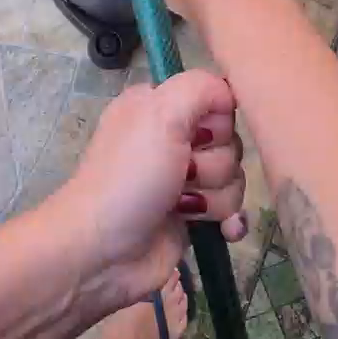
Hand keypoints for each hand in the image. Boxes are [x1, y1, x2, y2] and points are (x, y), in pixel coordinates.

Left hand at [42, 71, 248, 311]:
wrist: (105, 251)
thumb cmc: (130, 174)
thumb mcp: (160, 113)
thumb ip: (199, 88)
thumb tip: (229, 92)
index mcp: (157, 104)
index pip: (215, 97)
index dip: (216, 119)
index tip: (197, 135)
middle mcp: (170, 136)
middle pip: (228, 139)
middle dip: (214, 162)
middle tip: (184, 174)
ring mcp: (182, 178)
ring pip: (232, 176)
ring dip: (216, 194)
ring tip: (186, 206)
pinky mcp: (192, 215)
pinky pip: (232, 209)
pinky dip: (229, 219)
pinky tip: (221, 229)